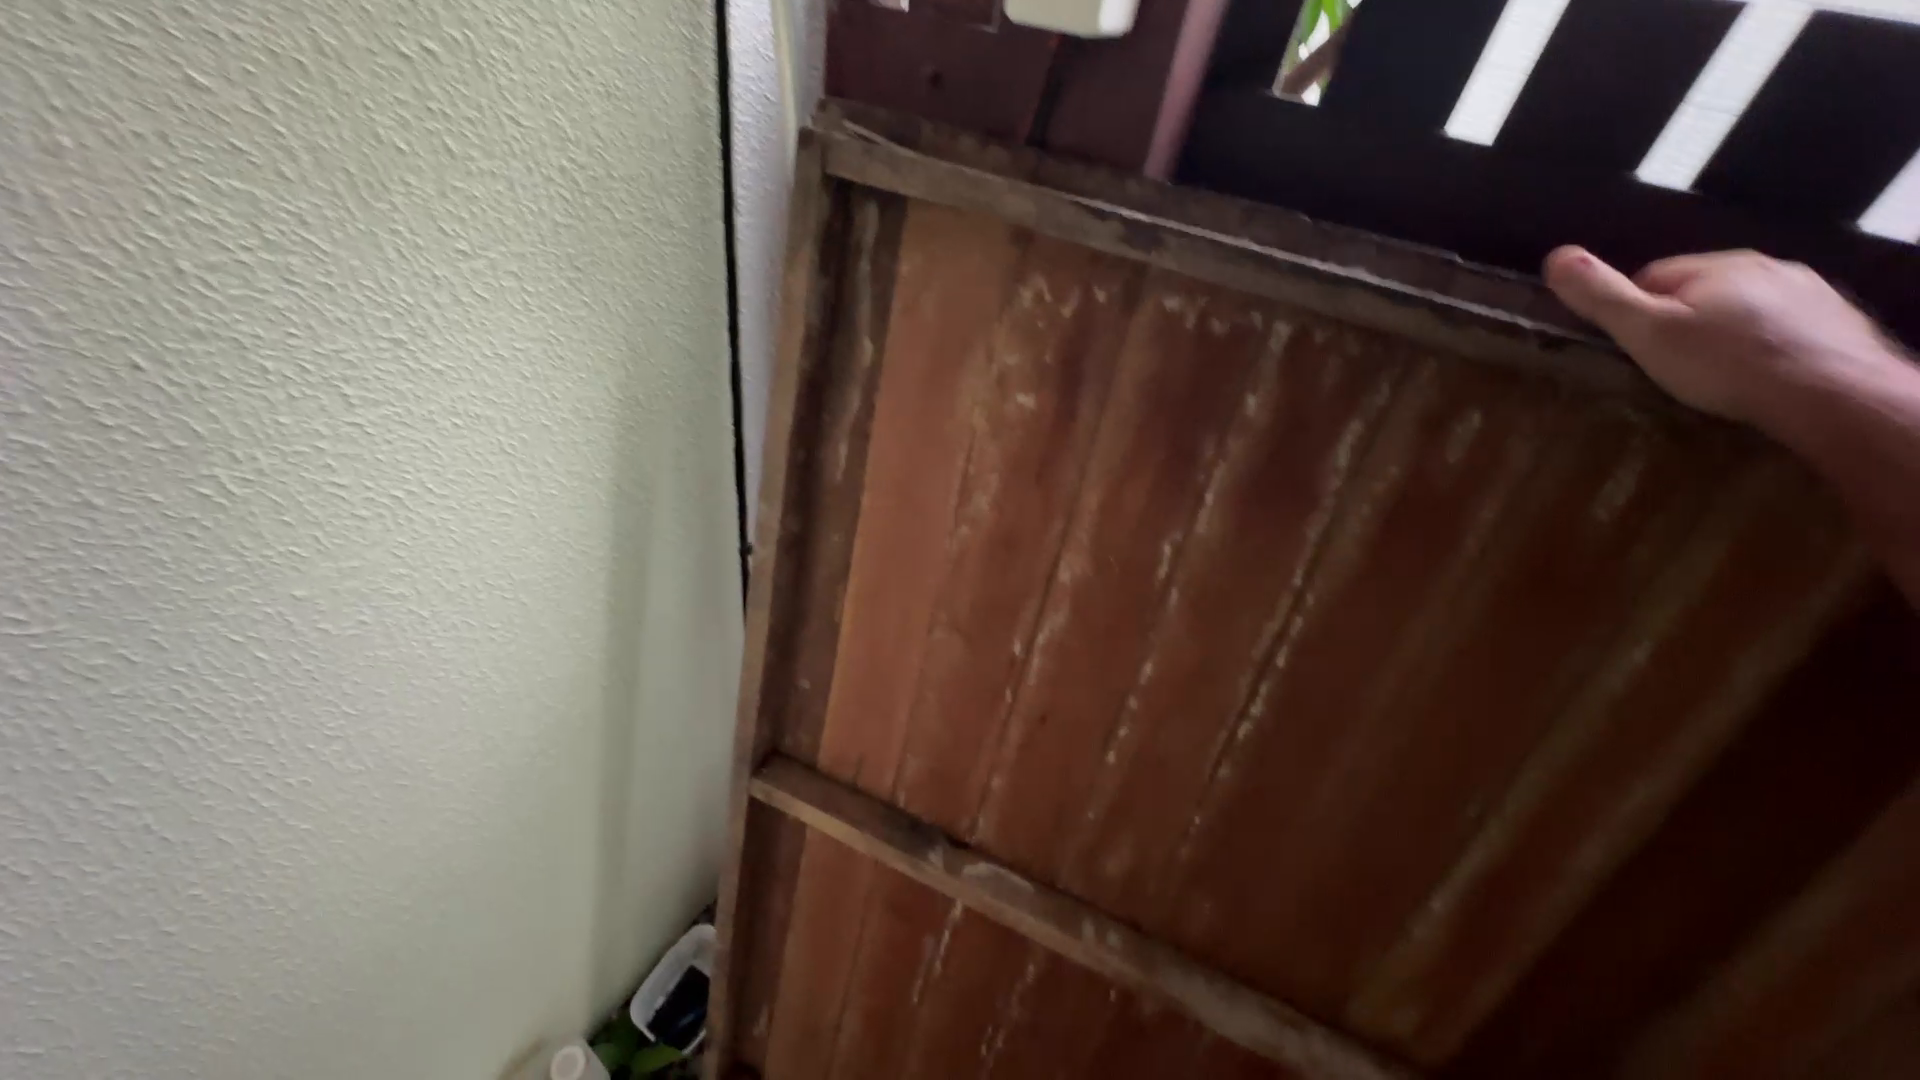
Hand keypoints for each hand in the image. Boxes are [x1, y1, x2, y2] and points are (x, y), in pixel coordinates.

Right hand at [1542, 246, 1898, 428]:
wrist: (1832, 394)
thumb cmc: (1725, 362)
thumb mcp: (1647, 332)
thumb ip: (1602, 297)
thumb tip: (1556, 256)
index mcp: (1717, 266)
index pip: (1652, 277)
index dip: (1632, 312)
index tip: (1630, 347)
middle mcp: (1767, 267)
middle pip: (1698, 292)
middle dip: (1679, 322)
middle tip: (1668, 366)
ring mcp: (1809, 294)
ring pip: (1742, 309)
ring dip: (1723, 334)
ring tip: (1715, 375)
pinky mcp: (1836, 323)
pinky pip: (1780, 329)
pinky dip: (1762, 348)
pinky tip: (1757, 376)